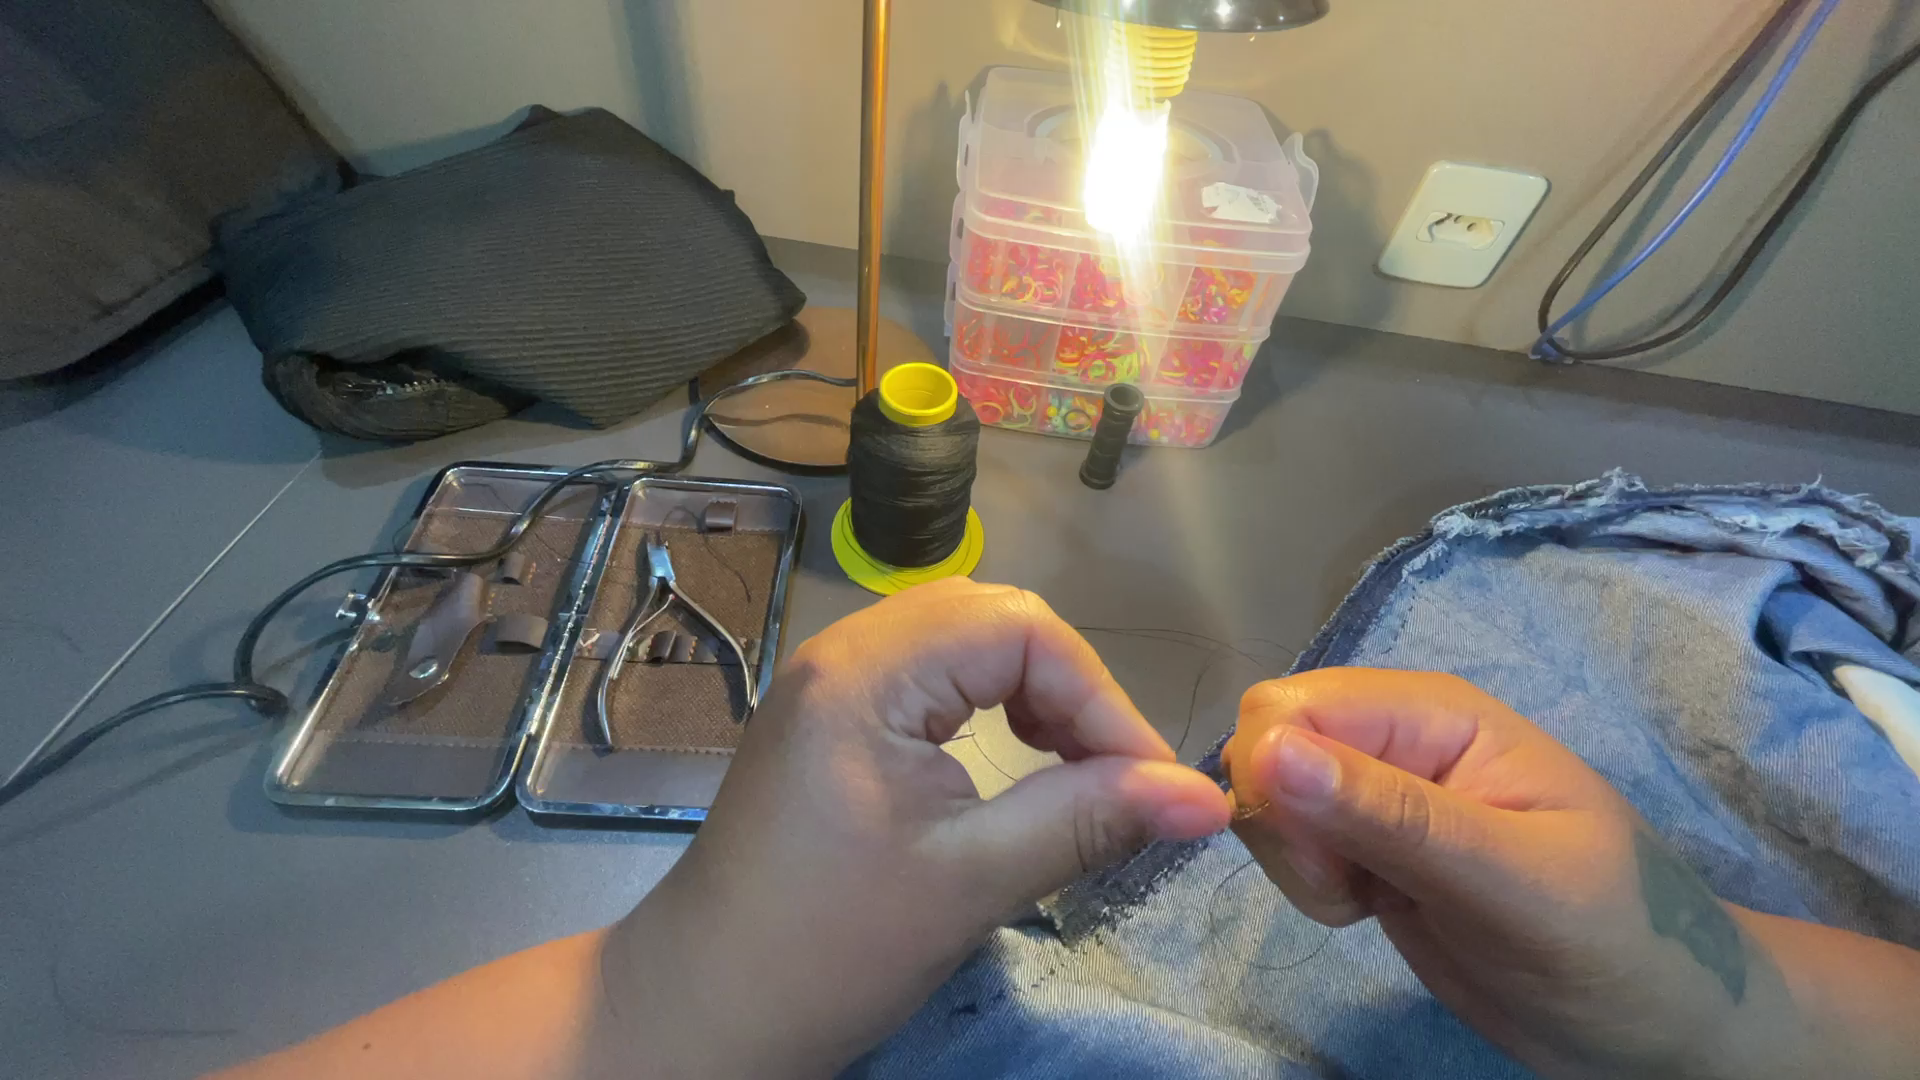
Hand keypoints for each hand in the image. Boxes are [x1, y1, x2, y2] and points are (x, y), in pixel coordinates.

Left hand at [608, 580, 1232, 1075]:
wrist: (702, 1006)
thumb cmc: (825, 950)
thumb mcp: (969, 883)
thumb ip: (1088, 820)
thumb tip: (1204, 798)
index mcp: (865, 672)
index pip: (1019, 629)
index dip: (1097, 696)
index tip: (1149, 779)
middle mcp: (846, 648)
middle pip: (993, 616)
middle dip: (1068, 685)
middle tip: (1110, 768)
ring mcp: (837, 672)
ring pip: (966, 633)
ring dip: (1033, 686)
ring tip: (1069, 758)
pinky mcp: (839, 704)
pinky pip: (935, 665)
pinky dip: (990, 695)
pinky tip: (1012, 745)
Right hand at [1222, 669, 1768, 1078]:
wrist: (1651, 1027)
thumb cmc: (1617, 947)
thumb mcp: (1516, 886)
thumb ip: (1391, 815)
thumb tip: (1265, 751)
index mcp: (1427, 711)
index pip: (1287, 707)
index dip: (1272, 775)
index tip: (1324, 859)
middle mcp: (1384, 733)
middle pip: (1260, 740)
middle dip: (1278, 819)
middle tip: (1341, 883)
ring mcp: (1363, 782)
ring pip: (1260, 787)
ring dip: (1289, 853)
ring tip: (1359, 896)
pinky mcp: (1349, 831)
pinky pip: (1277, 830)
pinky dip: (1297, 873)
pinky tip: (1358, 900)